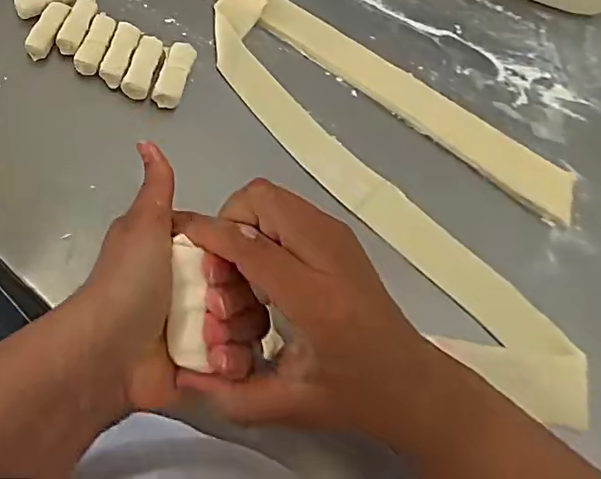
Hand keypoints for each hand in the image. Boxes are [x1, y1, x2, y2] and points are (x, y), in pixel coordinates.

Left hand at [65, 144, 274, 412]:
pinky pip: (244, 361)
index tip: (214, 269)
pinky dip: (231, 363)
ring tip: (206, 338)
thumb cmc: (126, 283)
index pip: (231, 247)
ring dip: (232, 332)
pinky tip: (211, 362)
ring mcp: (200, 324)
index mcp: (178, 249)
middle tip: (208, 307)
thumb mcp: (143, 225)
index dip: (232, 259)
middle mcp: (192, 284)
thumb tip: (147, 143)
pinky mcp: (208, 364)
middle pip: (246, 286)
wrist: (110, 352)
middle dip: (233, 300)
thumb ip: (157, 186)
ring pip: (251, 323)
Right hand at [175, 179, 460, 446]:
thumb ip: (233, 393)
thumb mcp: (292, 404)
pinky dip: (261, 225)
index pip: (249, 245)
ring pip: (268, 196)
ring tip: (243, 270)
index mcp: (318, 302)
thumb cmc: (359, 395)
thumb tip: (183, 378)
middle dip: (226, 223)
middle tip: (223, 267)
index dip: (208, 236)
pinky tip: (265, 267)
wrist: (418, 386)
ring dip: (243, 223)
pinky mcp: (336, 232)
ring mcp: (336, 238)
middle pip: (258, 200)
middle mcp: (330, 258)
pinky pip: (282, 206)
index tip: (182, 237)